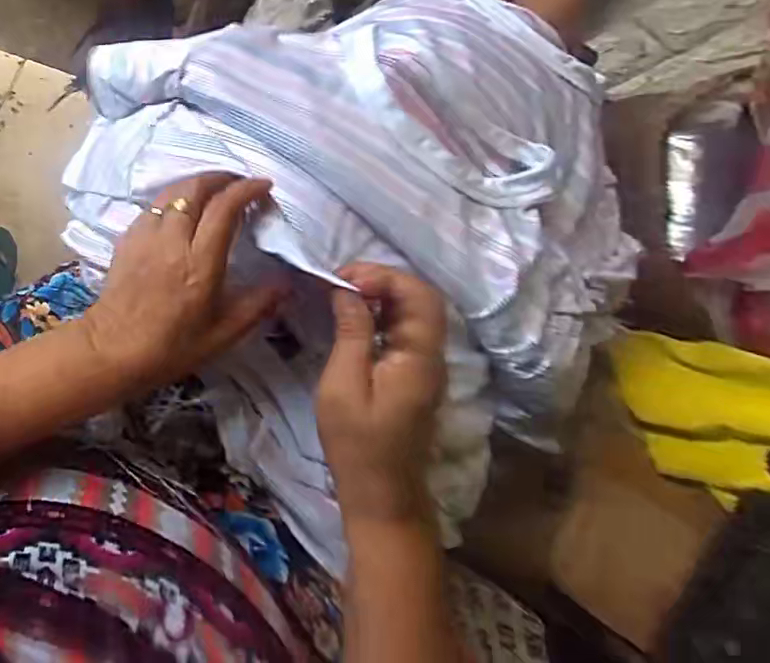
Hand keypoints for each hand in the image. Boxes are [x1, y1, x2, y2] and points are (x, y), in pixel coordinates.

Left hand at [75, 173, 281, 386]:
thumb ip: (259, 304)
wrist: (113, 349)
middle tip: (238, 182)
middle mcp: (171, 239)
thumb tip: (287, 282)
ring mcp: (145, 235)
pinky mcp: (126, 238)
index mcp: (199, 260)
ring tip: (212, 191)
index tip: (263, 185)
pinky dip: (172, 200)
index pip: (224, 208)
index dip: (246, 190)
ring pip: (171, 193)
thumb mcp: (224, 333)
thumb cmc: (172, 346)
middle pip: (194, 189)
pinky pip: (152, 207)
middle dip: (220, 177)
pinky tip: (179, 212)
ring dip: (194, 185)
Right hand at [316, 264, 447, 523]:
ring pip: (413, 311)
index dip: (383, 276)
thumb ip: (351, 333)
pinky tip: (351, 314)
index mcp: (419, 358)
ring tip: (340, 291)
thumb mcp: (343, 384)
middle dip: (381, 278)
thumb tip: (347, 289)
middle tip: (339, 280)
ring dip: (379, 292)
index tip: (342, 279)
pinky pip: (403, 328)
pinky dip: (378, 311)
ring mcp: (424, 365)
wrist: (381, 493)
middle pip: (421, 298)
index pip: (419, 296)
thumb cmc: (357, 442)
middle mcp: (430, 356)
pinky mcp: (411, 373)